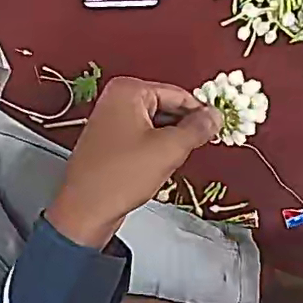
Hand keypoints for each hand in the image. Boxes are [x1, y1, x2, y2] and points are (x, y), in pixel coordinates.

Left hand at [43, 77, 220, 247]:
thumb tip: (215, 116)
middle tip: (197, 146)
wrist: (86, 211)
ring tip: (172, 160)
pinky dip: (156, 149)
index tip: (216, 128)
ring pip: (158, 124)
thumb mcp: (169, 149)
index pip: (179, 95)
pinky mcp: (110, 141)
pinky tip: (158, 166)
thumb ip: (198, 128)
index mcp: (128, 91)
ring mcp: (111, 120)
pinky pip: (144, 137)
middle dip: (184, 128)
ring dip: (171, 141)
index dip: (200, 113)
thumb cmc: (119, 177)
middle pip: (168, 107)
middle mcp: (116, 99)